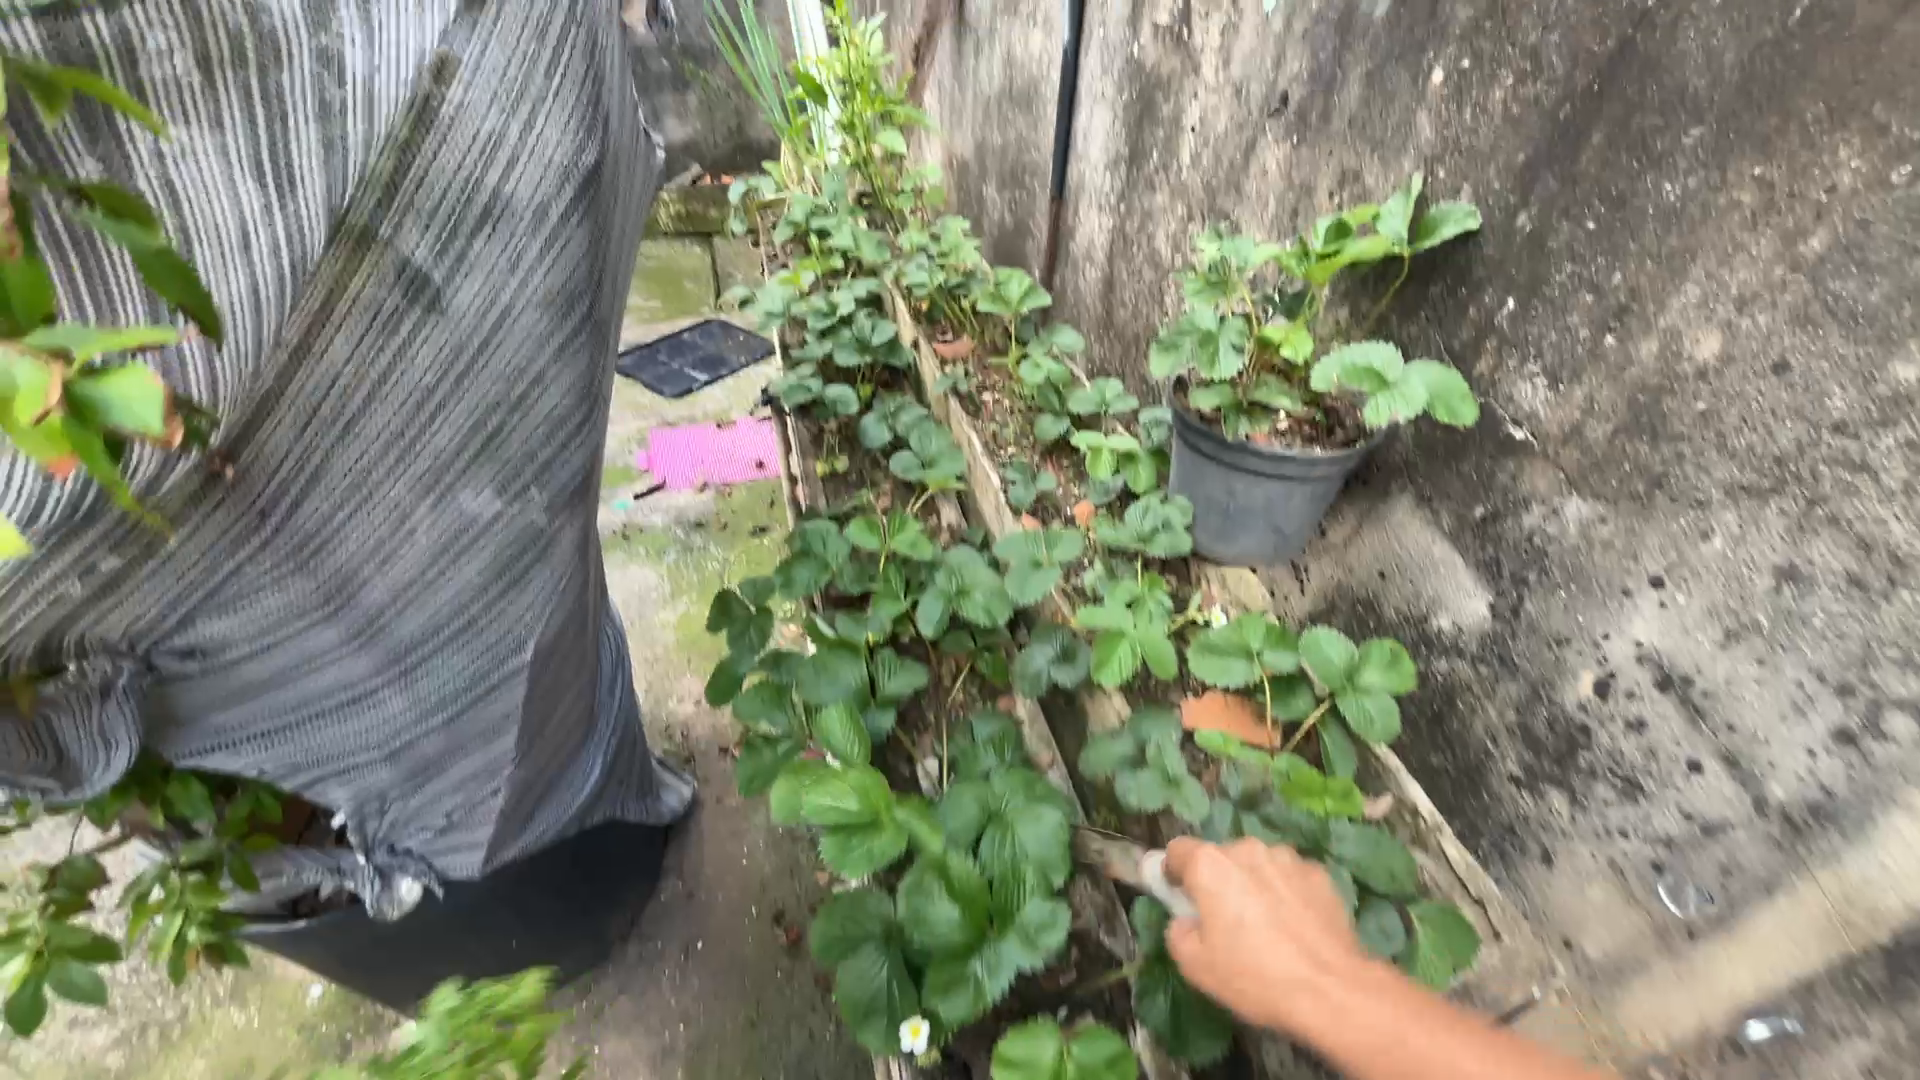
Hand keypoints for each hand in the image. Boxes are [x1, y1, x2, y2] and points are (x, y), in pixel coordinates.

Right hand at [1162, 836, 1366, 1036]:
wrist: (1333, 991)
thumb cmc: (1255, 976)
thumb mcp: (1195, 966)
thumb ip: (1177, 932)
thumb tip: (1186, 921)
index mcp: (1209, 864)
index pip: (1177, 850)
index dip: (1174, 873)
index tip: (1182, 898)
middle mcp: (1246, 849)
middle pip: (1220, 857)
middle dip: (1218, 881)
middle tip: (1226, 921)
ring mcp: (1286, 858)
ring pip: (1257, 865)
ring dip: (1254, 884)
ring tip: (1267, 926)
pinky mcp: (1318, 874)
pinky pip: (1290, 878)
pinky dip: (1287, 894)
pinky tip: (1297, 928)